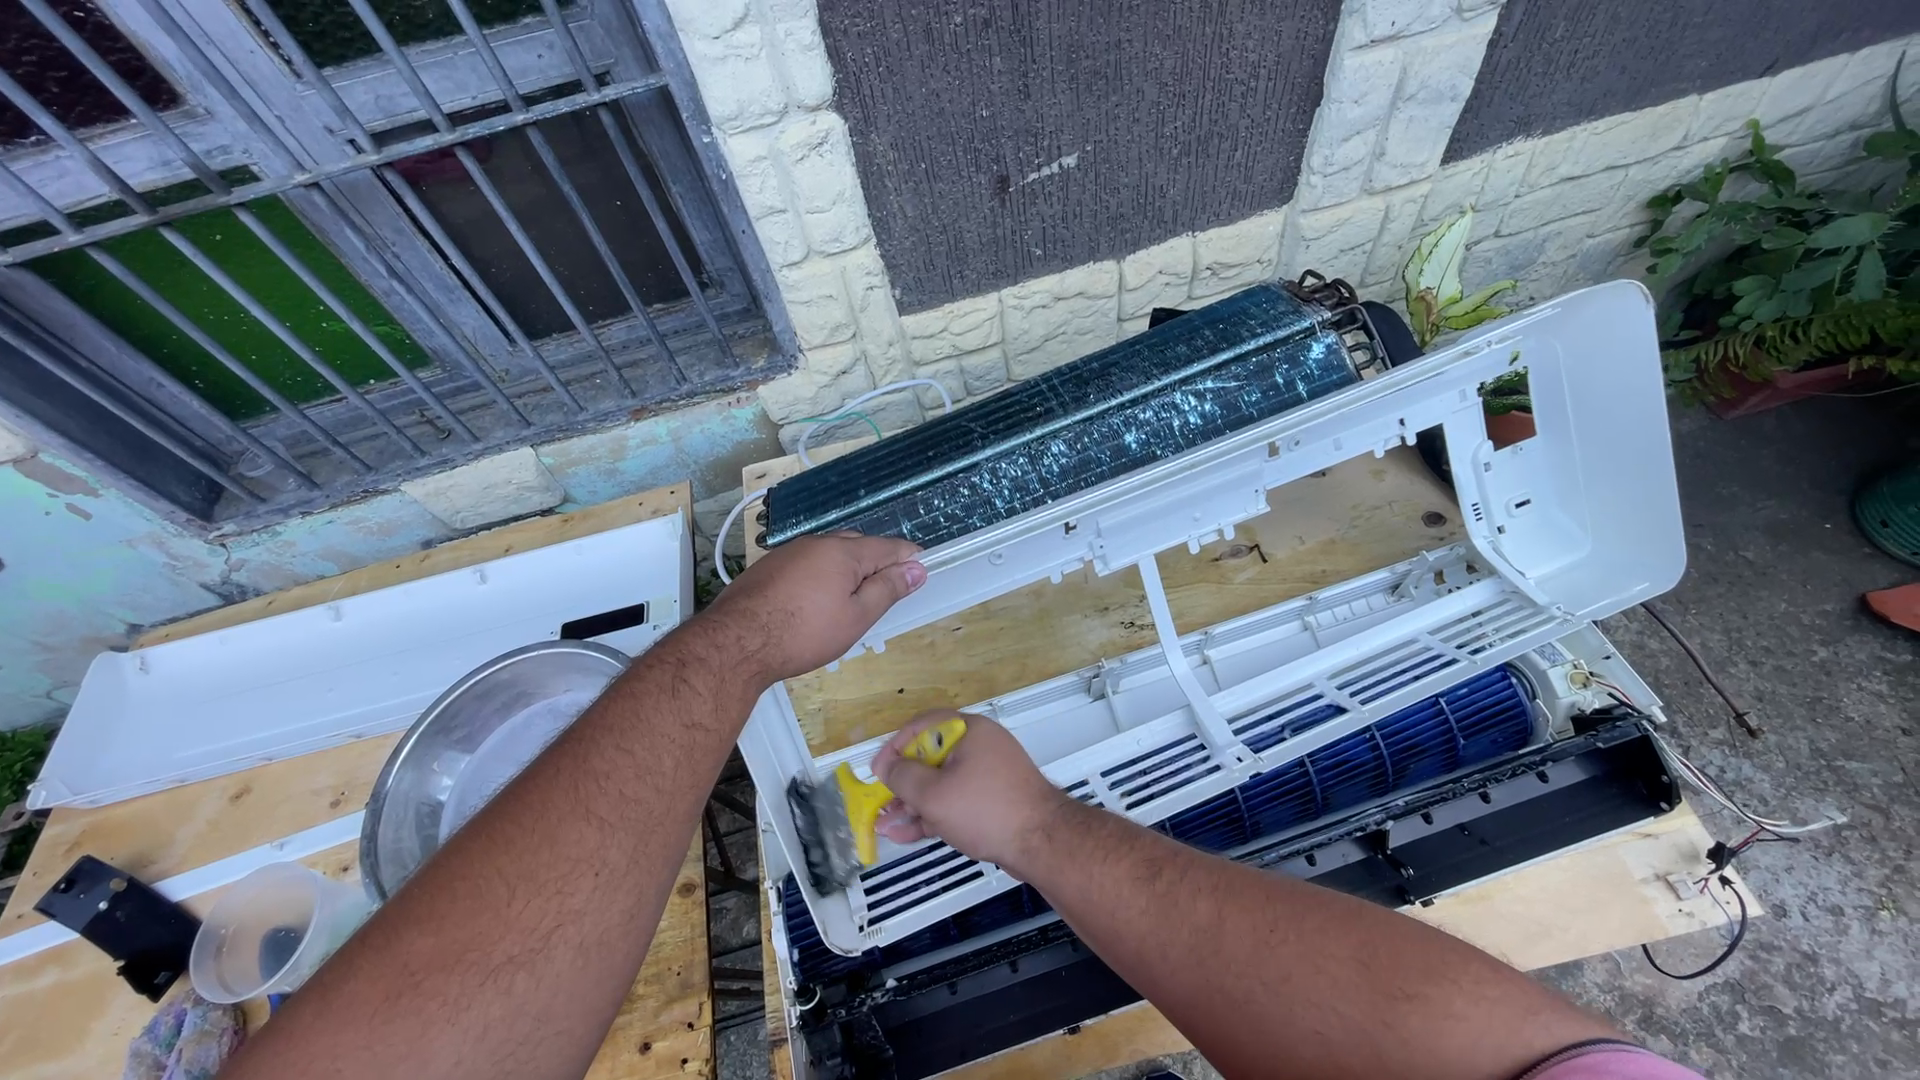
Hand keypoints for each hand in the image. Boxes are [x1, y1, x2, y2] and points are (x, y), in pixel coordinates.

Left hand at [698, 532, 924, 686]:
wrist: (735, 642)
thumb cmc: (804, 633)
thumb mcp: (856, 617)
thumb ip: (887, 589)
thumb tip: (915, 568)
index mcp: (843, 551)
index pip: (888, 546)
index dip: (909, 557)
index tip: (922, 569)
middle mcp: (816, 543)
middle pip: (857, 545)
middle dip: (877, 561)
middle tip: (888, 589)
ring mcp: (788, 553)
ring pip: (828, 553)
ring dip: (846, 569)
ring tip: (853, 598)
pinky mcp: (767, 568)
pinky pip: (806, 564)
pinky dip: (820, 575)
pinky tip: (815, 600)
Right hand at [872, 711, 1070, 873]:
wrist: (1042, 842)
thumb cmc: (986, 810)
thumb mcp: (934, 794)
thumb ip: (903, 777)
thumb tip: (887, 766)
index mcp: (968, 730)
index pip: (921, 726)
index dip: (894, 747)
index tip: (877, 772)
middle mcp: (979, 745)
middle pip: (930, 756)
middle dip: (903, 783)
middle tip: (881, 803)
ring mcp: (988, 774)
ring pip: (941, 782)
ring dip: (913, 804)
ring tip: (887, 825)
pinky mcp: (993, 799)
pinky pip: (956, 800)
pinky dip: (934, 814)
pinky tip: (909, 833)